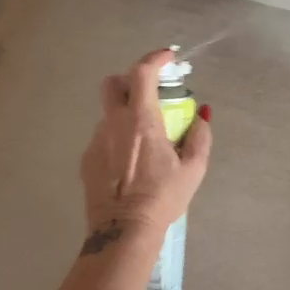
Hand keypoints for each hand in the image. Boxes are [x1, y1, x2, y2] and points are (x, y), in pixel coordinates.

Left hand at [79, 49, 212, 236]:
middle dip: (130, 81)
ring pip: (109, 114)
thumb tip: (202, 115)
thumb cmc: (162, 198)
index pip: (142, 72)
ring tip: (144, 142)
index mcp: (141, 119)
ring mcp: (96, 141)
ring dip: (126, 116)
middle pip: (112, 83)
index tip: (169, 58)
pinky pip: (103, 139)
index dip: (155, 58)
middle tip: (149, 95)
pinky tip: (129, 165)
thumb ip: (200, 136)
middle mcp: (113, 123)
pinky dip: (117, 140)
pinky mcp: (86, 160)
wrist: (123, 231)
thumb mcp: (193, 169)